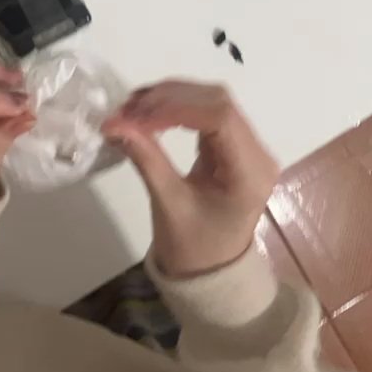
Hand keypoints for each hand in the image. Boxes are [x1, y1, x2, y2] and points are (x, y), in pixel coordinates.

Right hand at [103, 81, 279, 278]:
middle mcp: (257, 153)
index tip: (136, 115)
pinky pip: (206, 112)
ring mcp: (246, 147)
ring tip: (132, 107)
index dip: (176, 108)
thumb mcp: (168, 205)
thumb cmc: (193, 248)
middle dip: (170, 98)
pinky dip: (176, 106)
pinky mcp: (231, 145)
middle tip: (127, 109)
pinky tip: (149, 110)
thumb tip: (114, 123)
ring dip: (171, 97)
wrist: (211, 274)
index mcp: (251, 172)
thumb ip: (146, 159)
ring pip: (211, 101)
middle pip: (217, 102)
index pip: (220, 118)